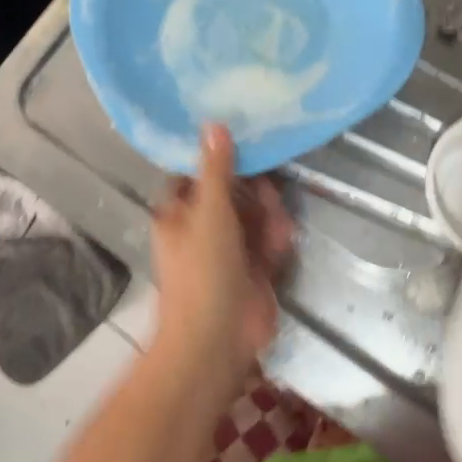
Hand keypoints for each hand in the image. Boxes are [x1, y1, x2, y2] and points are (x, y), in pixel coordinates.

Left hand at [148, 125, 291, 392]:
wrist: (217, 339)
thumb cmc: (203, 270)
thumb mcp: (209, 211)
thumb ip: (216, 169)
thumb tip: (213, 123)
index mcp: (177, 214)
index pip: (195, 176)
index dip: (217, 161)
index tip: (244, 143)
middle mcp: (200, 230)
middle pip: (231, 195)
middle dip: (253, 191)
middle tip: (269, 190)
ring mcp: (228, 252)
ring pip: (253, 218)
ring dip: (268, 216)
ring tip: (277, 224)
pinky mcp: (252, 272)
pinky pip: (267, 244)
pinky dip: (275, 241)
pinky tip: (283, 240)